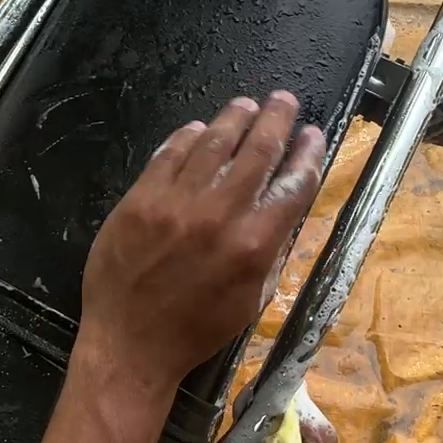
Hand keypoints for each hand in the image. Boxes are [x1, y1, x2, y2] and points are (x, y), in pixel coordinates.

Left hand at [79, 92, 324, 387]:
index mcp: (254, 246)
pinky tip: (199, 128)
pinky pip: (169, 155)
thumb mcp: (252, 301)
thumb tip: (288, 209)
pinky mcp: (140, 200)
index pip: (292, 185)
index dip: (307, 154)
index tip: (312, 133)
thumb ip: (273, 251)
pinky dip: (187, 136)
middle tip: (283, 100)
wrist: (130, 342)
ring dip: (233, 118)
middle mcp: (219, 216)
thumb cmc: (196, 330)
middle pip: (256, 152)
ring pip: (212, 143)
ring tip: (246, 104)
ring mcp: (176, 203)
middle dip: (276, 120)